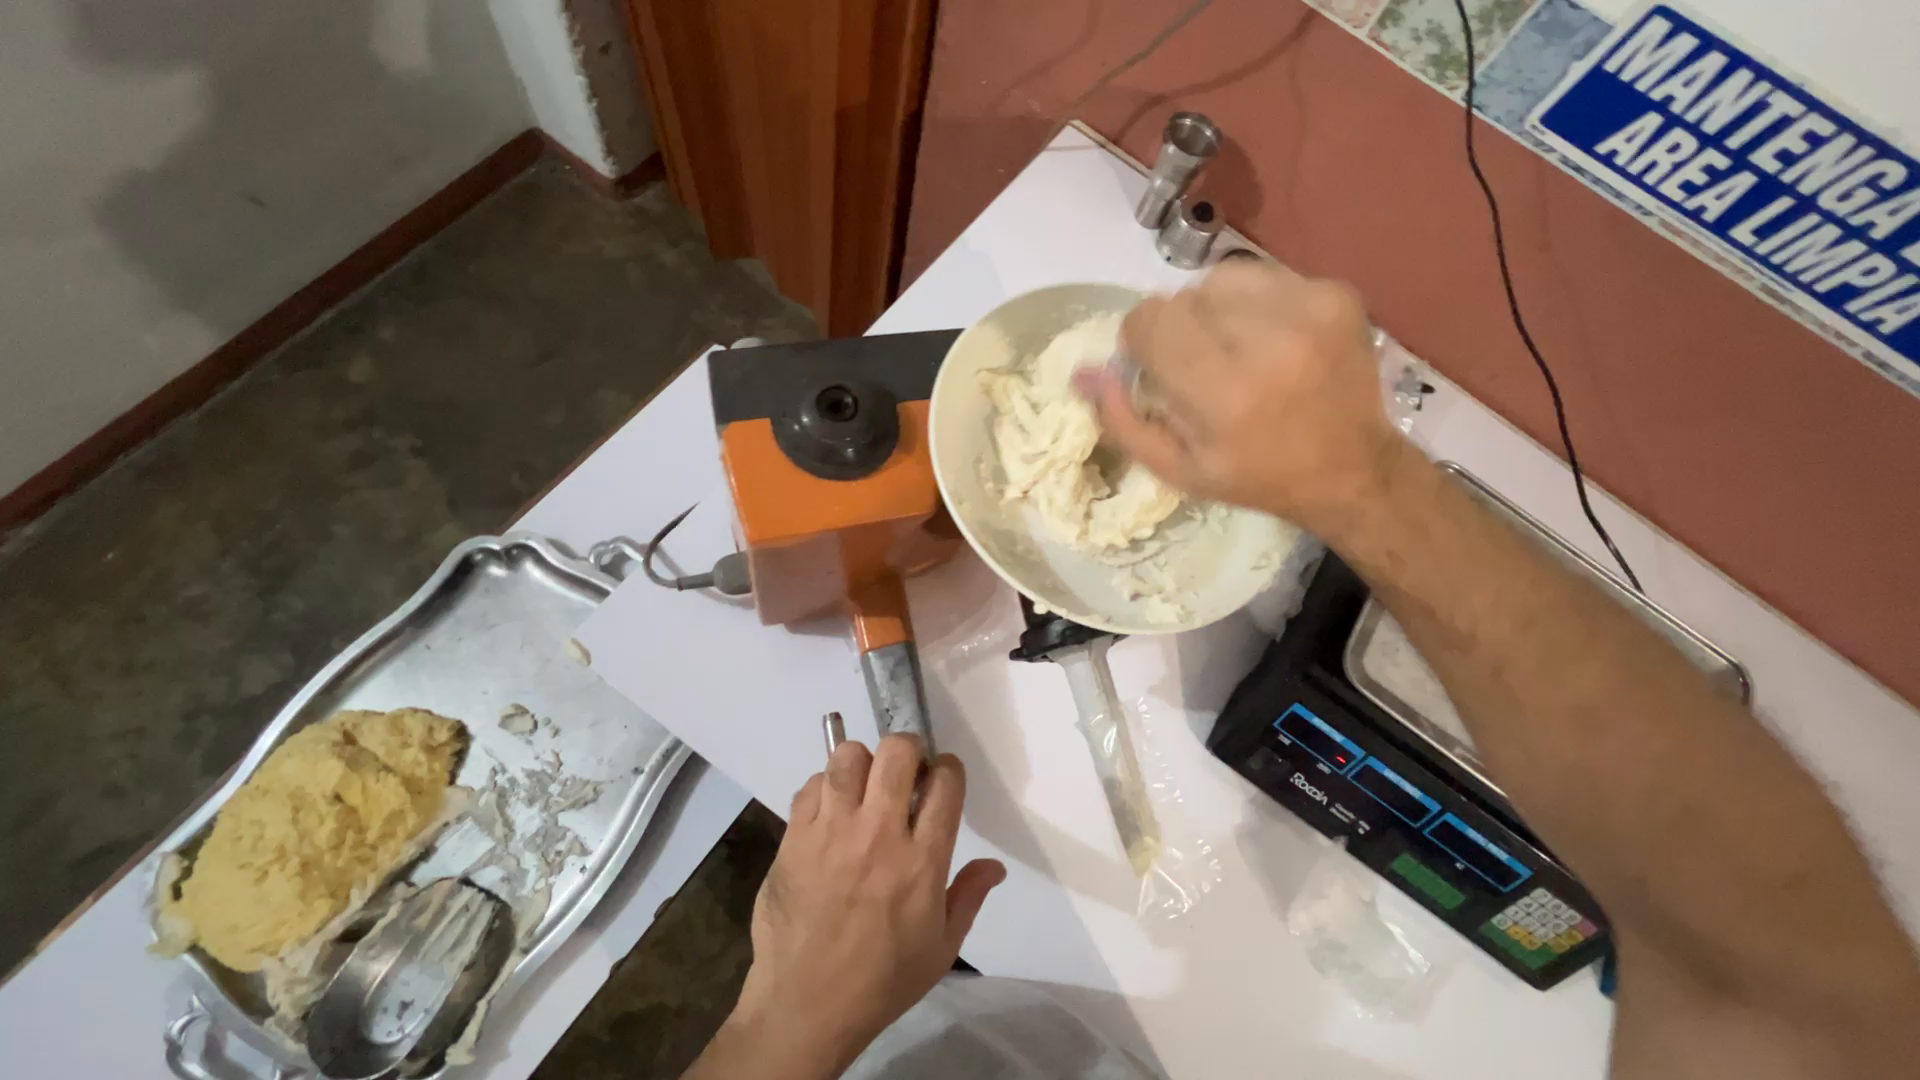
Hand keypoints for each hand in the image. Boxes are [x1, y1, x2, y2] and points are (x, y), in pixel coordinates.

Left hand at [699, 736, 1005, 1079]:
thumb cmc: (882, 980)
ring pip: (848, 756)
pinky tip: (831, 811)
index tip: (941, 779)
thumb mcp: (941, 948)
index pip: (945, 783)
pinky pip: (812, 784)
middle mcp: (878, 834)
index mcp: (921, 860)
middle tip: (906, 773)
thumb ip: (969, 896)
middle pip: (897, 753)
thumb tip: (995, 864)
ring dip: (863, 762)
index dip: (948, 769)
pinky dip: (826, 786)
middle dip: (909, 751)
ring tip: (865, 786)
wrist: (806, 1005)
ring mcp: (831, 832)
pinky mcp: (794, 837)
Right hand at [1081, 262, 1407, 538]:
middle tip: (1198, 363)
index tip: (1154, 363)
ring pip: (1222, 277)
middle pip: (1182, 296)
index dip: (1140, 338)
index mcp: (1224, 394)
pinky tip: (1269, 338)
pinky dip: (1255, 302)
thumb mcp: (1176, 468)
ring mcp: (1310, 312)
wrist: (1349, 468)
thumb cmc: (1253, 475)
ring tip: (1232, 346)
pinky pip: (1266, 276)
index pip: (1151, 319)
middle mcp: (1268, 343)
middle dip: (1178, 327)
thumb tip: (1081, 371)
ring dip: (1214, 308)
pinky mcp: (1336, 295)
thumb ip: (1122, 420)